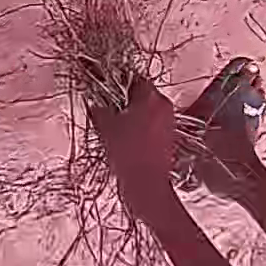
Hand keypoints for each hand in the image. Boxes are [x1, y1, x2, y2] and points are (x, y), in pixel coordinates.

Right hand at [88, 77, 179, 220]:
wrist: (147, 187)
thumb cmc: (128, 155)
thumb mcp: (107, 128)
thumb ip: (100, 109)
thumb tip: (94, 103)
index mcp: (150, 97)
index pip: (134, 78)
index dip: (118, 81)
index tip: (107, 86)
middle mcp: (164, 105)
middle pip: (143, 91)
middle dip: (126, 97)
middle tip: (111, 104)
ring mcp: (169, 121)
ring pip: (149, 106)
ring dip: (135, 110)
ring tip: (118, 121)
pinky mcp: (170, 135)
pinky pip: (155, 120)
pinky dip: (143, 123)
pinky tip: (129, 134)